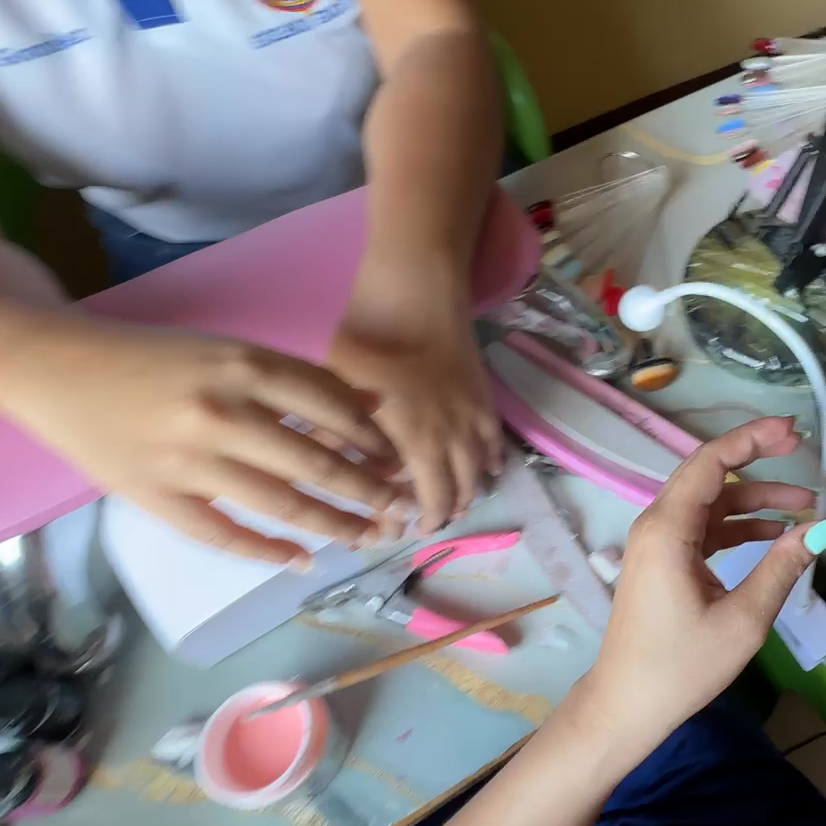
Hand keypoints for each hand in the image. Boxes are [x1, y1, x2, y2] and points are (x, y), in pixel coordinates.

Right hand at [0, 322, 404, 562]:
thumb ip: (306, 379)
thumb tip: (378, 404)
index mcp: (247, 368)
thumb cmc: (160, 357)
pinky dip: (267, 552)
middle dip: (370, 492)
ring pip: (280, 504)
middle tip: (403, 511)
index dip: (376, 442)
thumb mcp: (238, 351)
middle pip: (317, 464)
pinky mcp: (151, 496)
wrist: (51, 365)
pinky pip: (221, 535)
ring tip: (371, 537)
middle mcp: (222, 413)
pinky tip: (303, 563)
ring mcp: (185, 460)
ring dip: (335, 526)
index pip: (335, 411)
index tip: (401, 463)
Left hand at [330, 322, 501, 534]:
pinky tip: (489, 468)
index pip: (429, 495)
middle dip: (448, 511)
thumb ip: (337, 428)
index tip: (410, 531)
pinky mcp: (484, 396)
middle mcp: (452, 434)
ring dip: (472, 490)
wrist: (420, 294)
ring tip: (461, 504)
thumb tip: (330, 462)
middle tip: (432, 524)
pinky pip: (495, 439)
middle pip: (459, 488)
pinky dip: (492, 459)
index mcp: (417, 437)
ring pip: (481, 468)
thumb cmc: (374, 333)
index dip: (424, 517)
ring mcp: (473, 415)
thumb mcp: (340, 384)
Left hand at [580, 417, 825, 745]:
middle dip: (757, 456)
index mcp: (669, 528)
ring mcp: (659, 542)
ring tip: (806, 504)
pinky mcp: (665, 560)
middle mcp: (658, 523)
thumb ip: (783, 566)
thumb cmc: (680, 666)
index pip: (712, 462)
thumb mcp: (743, 619)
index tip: (793, 428)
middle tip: (801, 444)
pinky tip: (776, 535)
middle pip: (710, 472)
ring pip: (712, 502)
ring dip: (755, 499)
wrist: (624, 707)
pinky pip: (705, 527)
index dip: (752, 439)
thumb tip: (825, 526)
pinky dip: (740, 526)